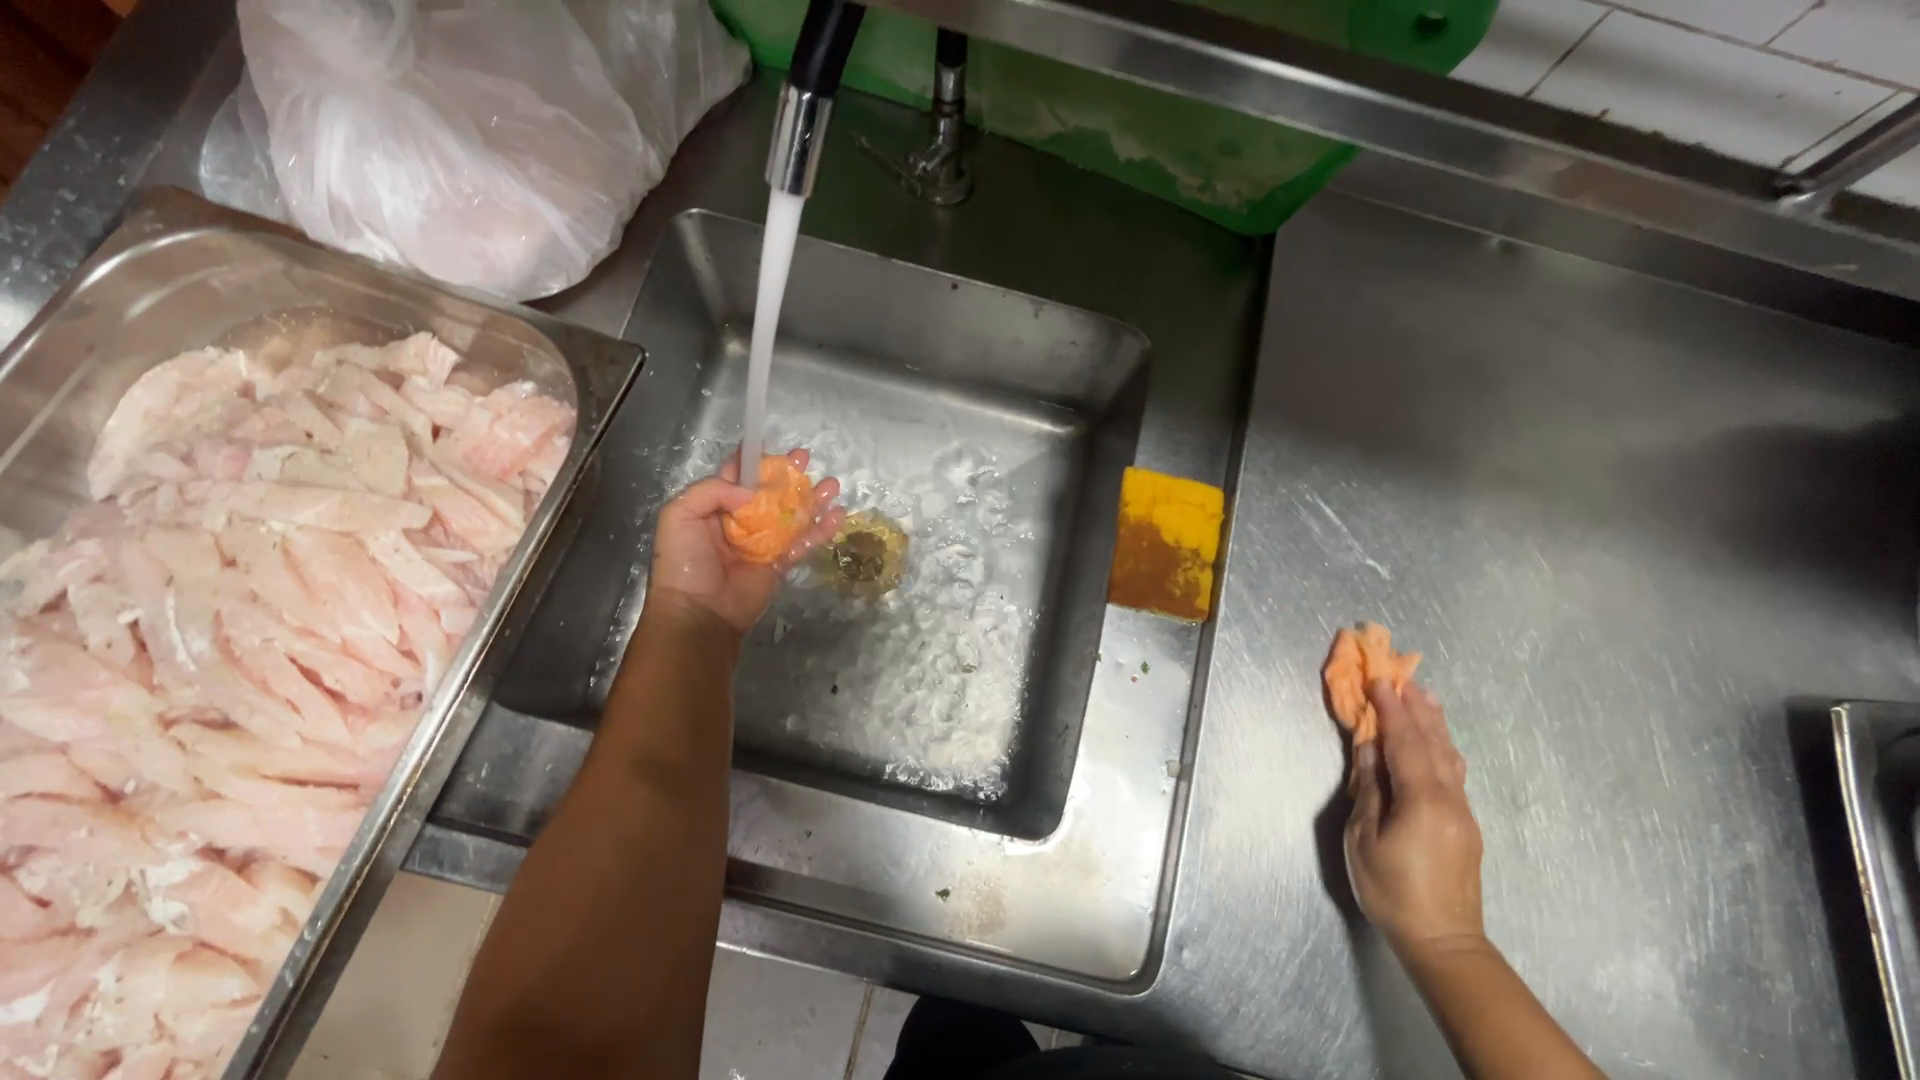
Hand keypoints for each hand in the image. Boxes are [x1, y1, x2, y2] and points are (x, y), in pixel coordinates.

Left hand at [647, 448, 843, 636]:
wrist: (699, 612)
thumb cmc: (683, 563)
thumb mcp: (679, 515)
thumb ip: (711, 490)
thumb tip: (751, 492)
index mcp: (715, 506)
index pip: (737, 476)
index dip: (753, 460)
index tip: (770, 447)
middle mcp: (742, 520)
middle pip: (770, 491)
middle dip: (788, 473)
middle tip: (804, 458)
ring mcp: (764, 542)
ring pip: (793, 513)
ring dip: (813, 497)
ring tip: (831, 484)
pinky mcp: (780, 563)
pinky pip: (805, 542)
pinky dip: (822, 529)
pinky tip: (838, 514)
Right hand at [1345, 679, 1484, 959]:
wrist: (1442, 939)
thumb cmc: (1391, 890)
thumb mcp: (1364, 838)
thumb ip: (1369, 789)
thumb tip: (1369, 749)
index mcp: (1422, 799)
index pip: (1404, 742)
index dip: (1391, 709)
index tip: (1379, 680)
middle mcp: (1449, 798)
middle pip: (1433, 743)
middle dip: (1417, 708)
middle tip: (1404, 677)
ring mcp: (1462, 811)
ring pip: (1450, 756)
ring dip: (1435, 724)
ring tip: (1425, 697)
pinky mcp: (1465, 824)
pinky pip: (1454, 772)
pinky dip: (1442, 747)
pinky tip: (1437, 742)